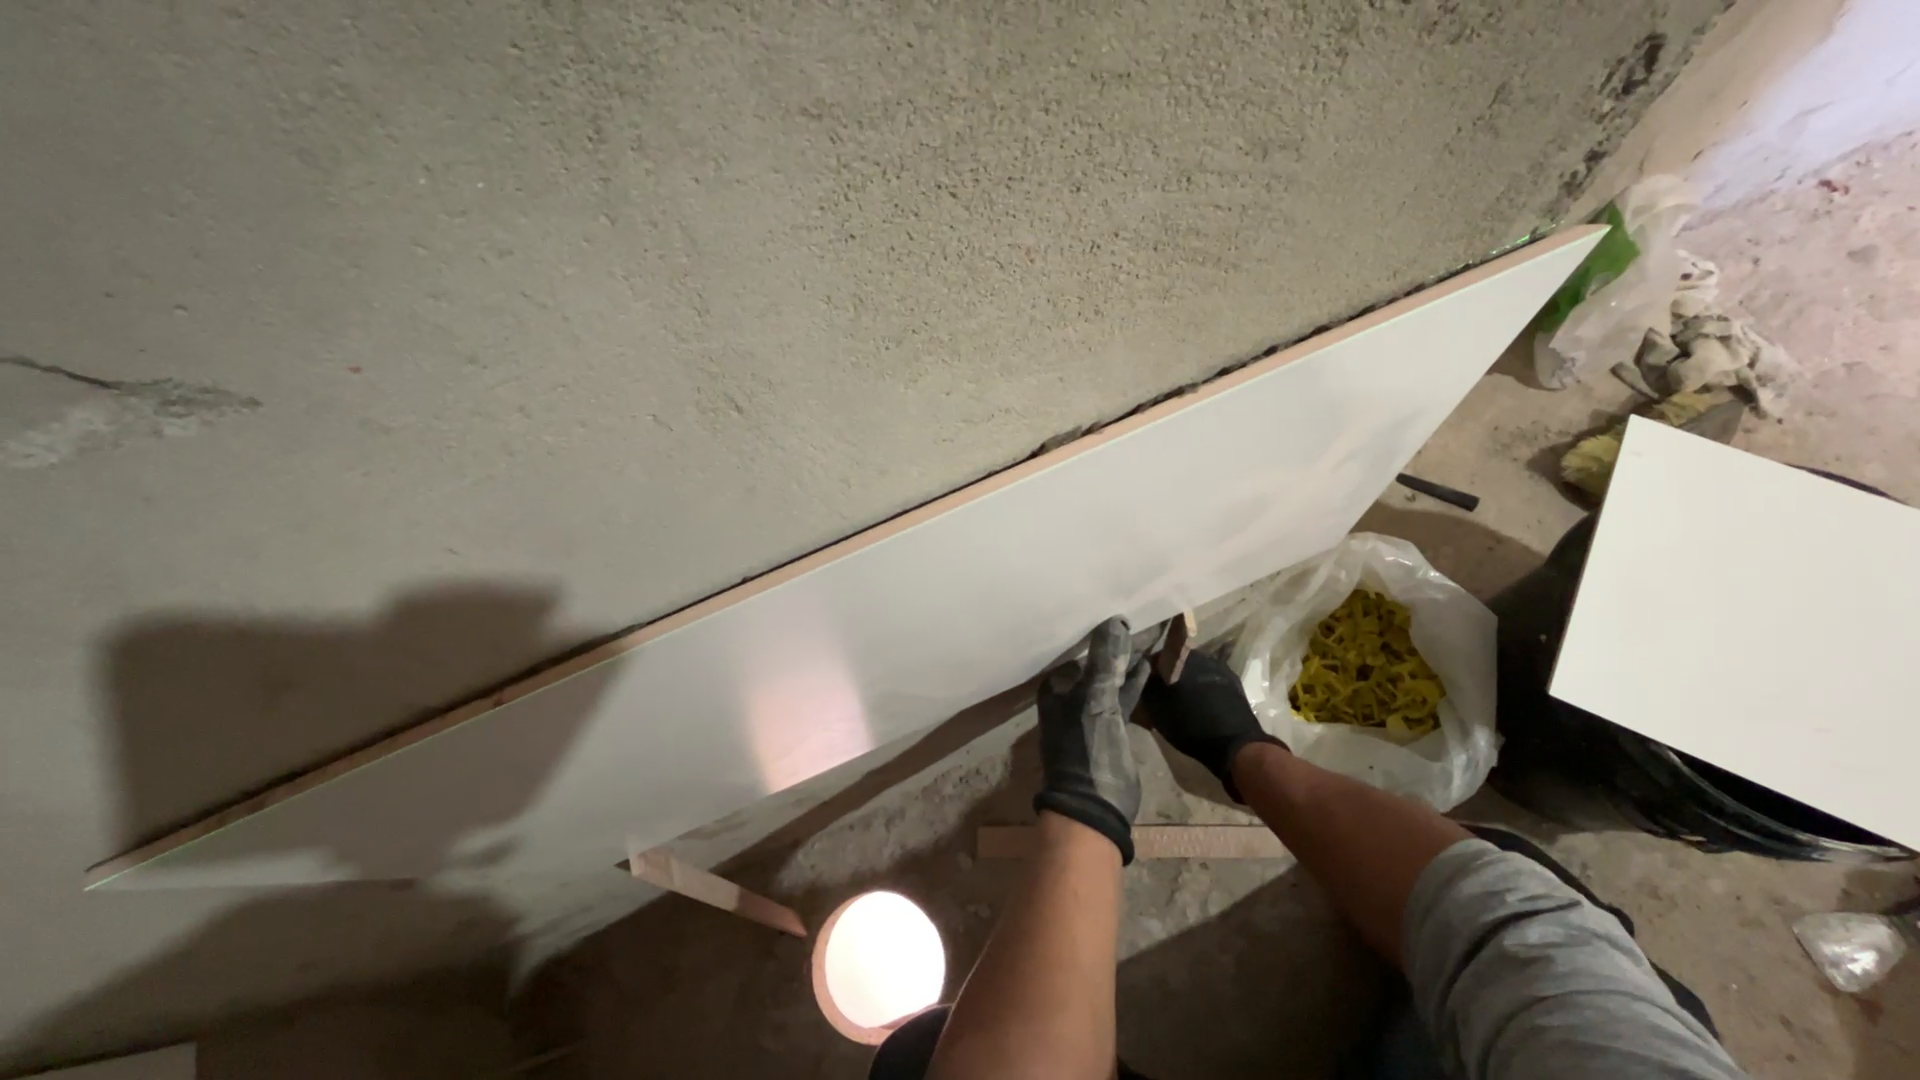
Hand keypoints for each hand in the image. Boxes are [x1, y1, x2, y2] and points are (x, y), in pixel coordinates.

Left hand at [1033, 616, 1148, 863]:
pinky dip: (1133, 682)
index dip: (1097, 633)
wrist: (1094, 805)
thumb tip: (1116, 620)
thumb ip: (1105, 660)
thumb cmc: (1087, 748)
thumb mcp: (1096, 699)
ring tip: (1149, 638)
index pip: (1077, 650)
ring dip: (1126, 663)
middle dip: (1114, 646)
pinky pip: (1122, 696)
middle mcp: (1068, 698)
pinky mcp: (1109, 729)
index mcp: (1055, 689)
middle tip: (1141, 620)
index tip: (1121, 612)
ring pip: (1110, 679)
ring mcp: (1089, 714)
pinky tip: (1148, 667)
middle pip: (1094, 663)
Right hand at [1139, 649, 1283, 802]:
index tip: (1146, 684)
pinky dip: (1203, 687)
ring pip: (1195, 669)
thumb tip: (1143, 675)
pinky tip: (1202, 703)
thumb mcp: (1157, 710)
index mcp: (1179, 659)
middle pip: (1177, 661)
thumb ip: (1148, 687)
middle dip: (1169, 674)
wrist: (1234, 744)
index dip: (1149, 670)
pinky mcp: (1234, 681)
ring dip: (1188, 679)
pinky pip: (1211, 678)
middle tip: (1163, 692)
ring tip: (1183, 699)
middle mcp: (1200, 656)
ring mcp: (1220, 667)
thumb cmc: (1190, 726)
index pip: (1157, 657)